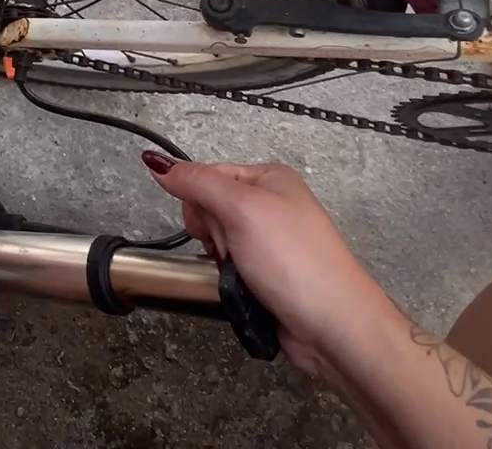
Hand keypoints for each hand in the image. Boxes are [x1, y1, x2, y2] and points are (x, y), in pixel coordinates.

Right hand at [143, 154, 395, 373]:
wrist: (337, 329)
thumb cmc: (294, 262)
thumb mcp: (240, 210)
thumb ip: (195, 182)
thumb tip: (154, 161)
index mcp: (268, 178)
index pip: (205, 175)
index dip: (198, 200)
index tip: (212, 224)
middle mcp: (270, 204)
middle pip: (208, 206)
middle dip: (211, 232)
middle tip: (232, 249)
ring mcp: (270, 240)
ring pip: (215, 238)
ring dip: (218, 257)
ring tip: (241, 272)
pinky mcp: (268, 272)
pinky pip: (228, 263)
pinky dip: (228, 274)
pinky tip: (241, 284)